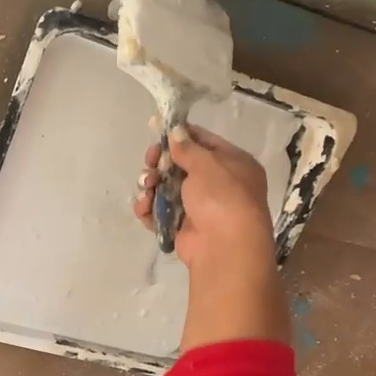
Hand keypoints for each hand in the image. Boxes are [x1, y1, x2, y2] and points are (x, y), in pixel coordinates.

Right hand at [133, 124, 290, 351]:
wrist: (224, 245)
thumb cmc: (222, 196)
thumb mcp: (207, 164)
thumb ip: (188, 148)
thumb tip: (176, 132)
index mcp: (232, 163)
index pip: (202, 142)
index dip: (178, 136)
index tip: (155, 130)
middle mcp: (216, 184)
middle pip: (180, 166)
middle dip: (160, 164)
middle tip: (150, 164)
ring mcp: (198, 207)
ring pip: (166, 189)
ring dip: (151, 187)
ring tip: (146, 189)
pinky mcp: (182, 227)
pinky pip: (161, 213)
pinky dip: (149, 209)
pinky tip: (143, 208)